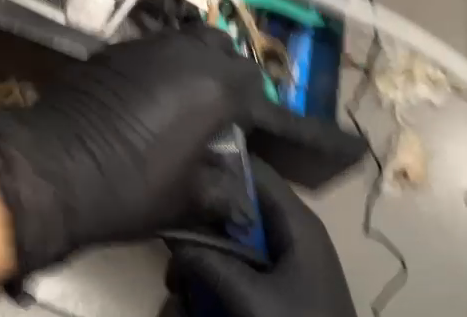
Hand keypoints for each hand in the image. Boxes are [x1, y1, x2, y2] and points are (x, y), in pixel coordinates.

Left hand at [0, 28, 270, 273]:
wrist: (53, 165)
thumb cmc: (130, 186)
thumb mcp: (186, 200)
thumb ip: (220, 191)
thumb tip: (238, 198)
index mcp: (213, 86)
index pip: (254, 78)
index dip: (254, 102)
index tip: (245, 127)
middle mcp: (183, 52)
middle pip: (219, 45)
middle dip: (225, 69)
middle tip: (218, 106)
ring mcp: (144, 45)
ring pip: (182, 39)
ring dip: (190, 62)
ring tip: (183, 99)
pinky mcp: (111, 48)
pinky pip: (149, 48)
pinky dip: (158, 65)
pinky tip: (147, 96)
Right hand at [168, 161, 352, 316]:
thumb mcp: (254, 301)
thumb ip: (212, 264)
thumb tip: (173, 238)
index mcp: (296, 220)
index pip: (252, 169)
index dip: (215, 166)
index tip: (177, 175)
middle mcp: (294, 228)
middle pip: (242, 201)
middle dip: (205, 217)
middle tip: (170, 233)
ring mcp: (291, 254)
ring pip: (240, 232)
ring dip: (209, 248)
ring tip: (178, 274)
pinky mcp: (287, 279)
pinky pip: (247, 259)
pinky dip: (223, 267)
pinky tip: (199, 289)